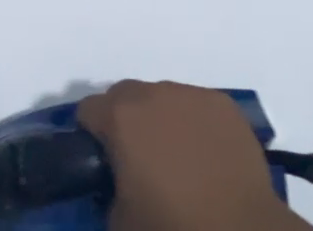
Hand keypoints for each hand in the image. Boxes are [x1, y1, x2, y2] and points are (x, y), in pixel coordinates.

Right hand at [78, 81, 310, 230]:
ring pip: (163, 97)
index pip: (88, 109)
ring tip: (177, 156)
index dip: (91, 135)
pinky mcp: (224, 105)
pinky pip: (196, 105)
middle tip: (136, 159)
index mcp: (121, 118)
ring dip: (160, 118)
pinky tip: (205, 153)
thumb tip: (116, 182)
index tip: (100, 160)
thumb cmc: (172, 226)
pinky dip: (193, 123)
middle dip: (124, 120)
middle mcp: (154, 94)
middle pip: (125, 95)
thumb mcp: (117, 220)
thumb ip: (107, 190)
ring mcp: (192, 95)